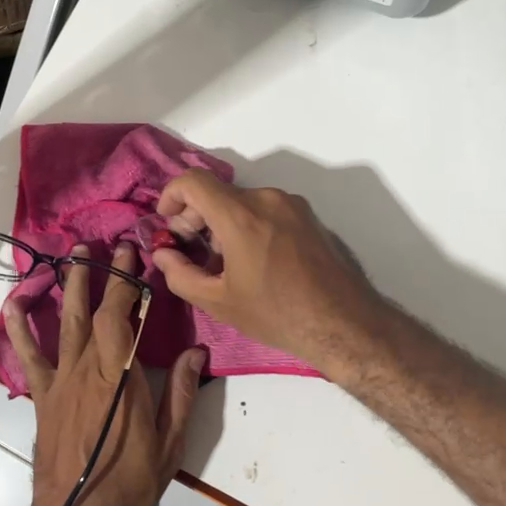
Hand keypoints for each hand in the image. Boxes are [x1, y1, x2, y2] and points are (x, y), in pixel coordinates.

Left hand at [4, 243, 205, 505]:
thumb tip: (197, 352)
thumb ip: (183, 392)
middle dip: (98, 274)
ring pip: (61, 323)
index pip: (121, 315)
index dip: (125, 281)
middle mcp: (86, 368)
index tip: (131, 254)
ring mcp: (60, 380)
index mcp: (120, 375)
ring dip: (66, 286)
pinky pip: (29, 356)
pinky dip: (19, 328)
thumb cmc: (130, 481)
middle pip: (91, 310)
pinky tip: (14, 304)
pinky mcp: (42, 396)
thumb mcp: (170, 440)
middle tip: (103, 245)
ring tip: (70, 256)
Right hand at [150, 170, 391, 380]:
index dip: (171, 195)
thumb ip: (180, 274)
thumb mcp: (219, 302)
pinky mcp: (309, 216)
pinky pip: (266, 210)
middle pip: (218, 193)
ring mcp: (292, 205)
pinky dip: (249, 224)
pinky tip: (254, 260)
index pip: (193, 182)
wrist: (343, 322)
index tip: (167, 222)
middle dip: (196, 216)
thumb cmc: (277, 314)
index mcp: (241, 215)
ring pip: (243, 202)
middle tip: (190, 250)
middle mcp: (267, 199)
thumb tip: (162, 253)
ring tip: (223, 262)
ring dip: (224, 222)